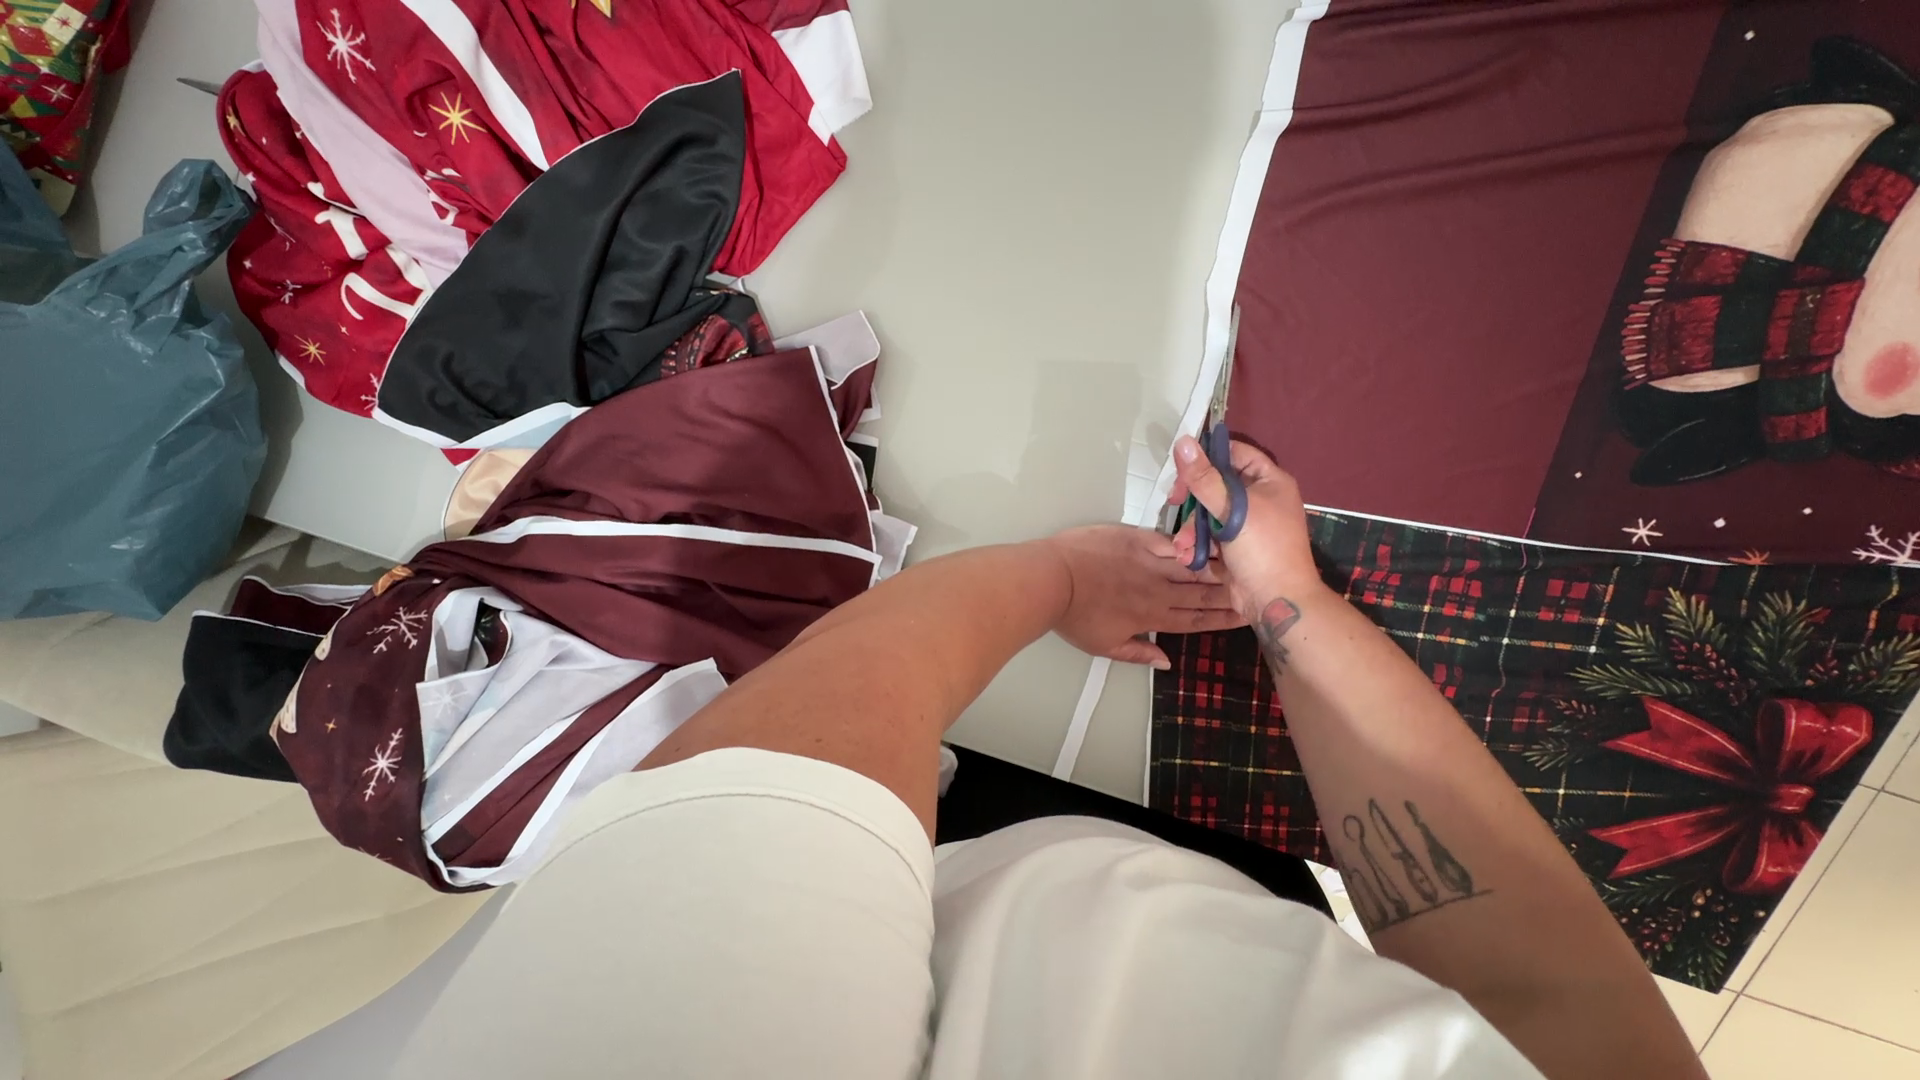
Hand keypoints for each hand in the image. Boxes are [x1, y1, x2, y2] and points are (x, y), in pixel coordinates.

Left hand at [1038, 525, 1246, 668]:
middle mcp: (1158, 591)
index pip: (1195, 620)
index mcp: (1152, 618)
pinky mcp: (1138, 539)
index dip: (1222, 619)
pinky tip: (1213, 540)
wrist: (1053, 579)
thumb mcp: (1103, 645)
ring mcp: (1150, 562)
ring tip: (1245, 565)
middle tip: (1258, 588)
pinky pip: (1173, 543)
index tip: (1246, 615)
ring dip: (1219, 567)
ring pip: (1193, 566)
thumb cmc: (1074, 616)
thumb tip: (1166, 661)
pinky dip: (1192, 544)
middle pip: (1201, 593)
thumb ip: (1138, 653)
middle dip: (1230, 593)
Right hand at [1167, 435, 1323, 619]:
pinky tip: (1187, 555)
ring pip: (1209, 512)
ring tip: (1182, 544)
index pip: (1235, 454)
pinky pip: (1209, 535)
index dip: (1208, 457)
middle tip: (1174, 503)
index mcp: (1269, 482)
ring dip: (1191, 527)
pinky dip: (1197, 543)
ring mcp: (1246, 524)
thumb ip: (1204, 477)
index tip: (1182, 468)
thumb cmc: (1262, 547)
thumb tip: (1182, 442)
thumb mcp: (1232, 508)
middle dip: (1193, 499)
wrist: (1277, 600)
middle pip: (1216, 484)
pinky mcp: (1235, 546)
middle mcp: (1259, 499)